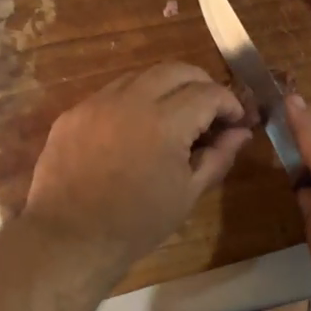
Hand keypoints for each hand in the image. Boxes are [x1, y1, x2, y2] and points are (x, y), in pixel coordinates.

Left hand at [24, 62, 252, 264]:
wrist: (69, 239)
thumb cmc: (137, 224)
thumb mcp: (187, 193)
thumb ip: (218, 156)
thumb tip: (241, 133)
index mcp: (165, 122)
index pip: (208, 93)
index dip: (229, 103)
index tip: (237, 120)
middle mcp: (131, 100)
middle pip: (176, 71)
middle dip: (201, 84)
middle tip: (211, 110)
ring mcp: (97, 103)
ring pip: (141, 76)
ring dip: (166, 88)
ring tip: (174, 115)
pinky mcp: (73, 114)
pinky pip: (111, 94)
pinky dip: (133, 100)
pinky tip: (136, 128)